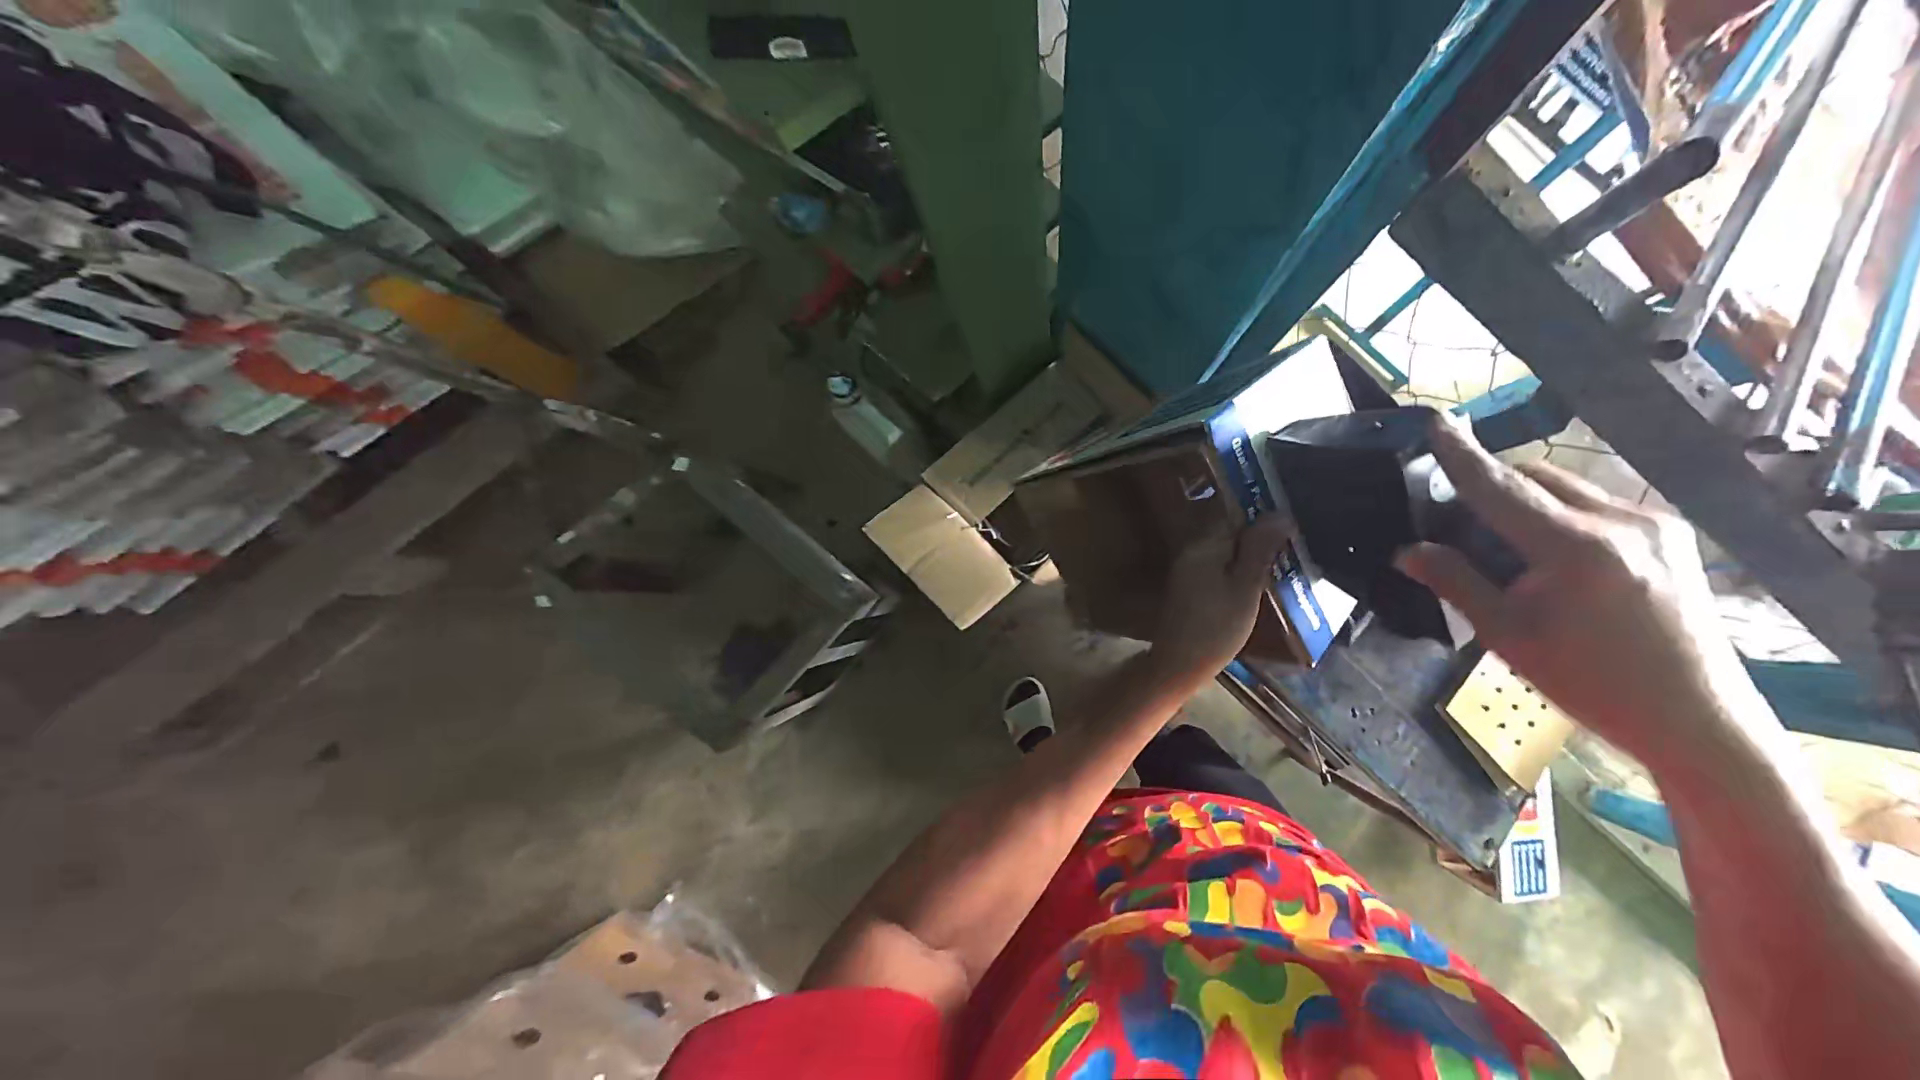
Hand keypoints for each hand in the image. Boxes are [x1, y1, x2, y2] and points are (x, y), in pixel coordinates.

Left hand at [1149, 517, 1292, 686]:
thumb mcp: (1245, 588)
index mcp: (1205, 545)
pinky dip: (1237, 574)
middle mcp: (1192, 550)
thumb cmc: (1216, 628)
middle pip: (1231, 533)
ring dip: (1250, 559)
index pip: (1237, 516)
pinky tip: (1254, 588)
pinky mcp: (1189, 587)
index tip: (1291, 534)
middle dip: (1259, 540)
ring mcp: (1187, 569)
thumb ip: (1259, 550)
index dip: (1265, 521)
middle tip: (1291, 554)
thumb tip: (1280, 513)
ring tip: (1280, 570)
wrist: (1178, 665)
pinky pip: (1218, 569)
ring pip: (1226, 552)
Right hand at [1396, 415, 1760, 769]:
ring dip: (1526, 500)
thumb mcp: (1506, 635)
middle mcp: (1621, 521)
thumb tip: (1408, 550)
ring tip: (1506, 546)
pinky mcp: (1669, 535)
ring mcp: (1653, 524)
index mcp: (1576, 548)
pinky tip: (1550, 555)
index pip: (1501, 488)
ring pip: (1568, 487)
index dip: (1462, 455)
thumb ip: (1456, 582)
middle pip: (1536, 477)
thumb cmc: (1588, 682)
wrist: (1695, 718)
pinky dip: (1559, 514)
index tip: (1436, 421)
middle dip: (1492, 485)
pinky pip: (1596, 504)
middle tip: (1458, 522)